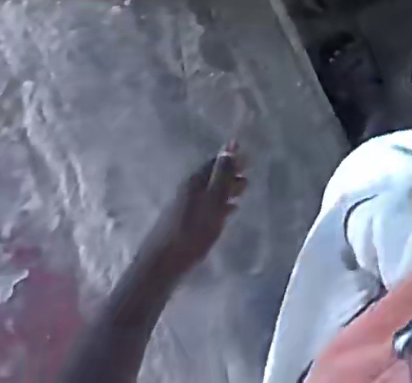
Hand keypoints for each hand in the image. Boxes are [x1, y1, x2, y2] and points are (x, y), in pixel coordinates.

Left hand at [143, 146, 246, 277]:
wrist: (162, 265)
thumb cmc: (190, 231)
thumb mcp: (212, 201)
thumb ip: (222, 175)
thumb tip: (231, 145)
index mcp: (195, 180)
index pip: (216, 161)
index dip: (232, 159)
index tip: (249, 160)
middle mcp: (189, 188)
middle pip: (213, 176)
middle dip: (231, 175)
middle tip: (248, 180)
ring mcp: (186, 205)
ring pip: (211, 191)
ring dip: (227, 190)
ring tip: (242, 194)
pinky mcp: (185, 221)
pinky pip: (207, 205)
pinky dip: (221, 204)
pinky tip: (229, 212)